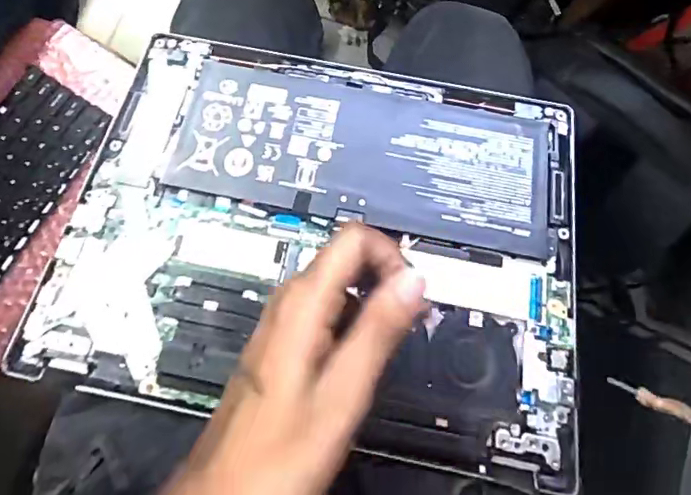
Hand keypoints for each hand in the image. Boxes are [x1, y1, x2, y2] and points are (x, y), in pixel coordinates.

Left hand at [162, 223, 427, 494]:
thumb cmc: (277, 455)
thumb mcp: (342, 393)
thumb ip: (380, 329)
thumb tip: (413, 281)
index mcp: (302, 302)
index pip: (356, 236)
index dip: (390, 256)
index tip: (409, 293)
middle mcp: (288, 302)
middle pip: (348, 255)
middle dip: (386, 278)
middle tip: (410, 318)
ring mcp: (282, 321)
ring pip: (339, 283)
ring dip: (372, 301)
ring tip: (390, 342)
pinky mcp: (281, 343)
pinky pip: (326, 309)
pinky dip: (353, 320)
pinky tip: (361, 359)